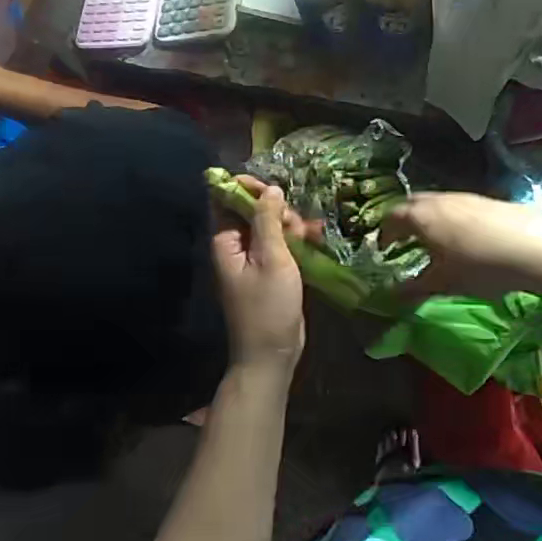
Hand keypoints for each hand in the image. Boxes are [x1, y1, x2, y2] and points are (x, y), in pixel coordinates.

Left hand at [212, 182, 304, 370]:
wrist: (271, 353)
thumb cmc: (267, 306)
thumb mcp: (271, 259)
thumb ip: (268, 221)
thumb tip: (269, 190)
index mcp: (225, 241)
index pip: (226, 199)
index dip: (247, 187)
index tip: (273, 188)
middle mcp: (235, 246)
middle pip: (252, 210)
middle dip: (276, 209)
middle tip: (295, 224)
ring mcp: (253, 259)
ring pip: (270, 227)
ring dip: (290, 225)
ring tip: (309, 235)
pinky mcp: (270, 271)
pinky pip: (280, 245)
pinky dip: (295, 241)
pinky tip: (315, 240)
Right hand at [383, 192, 541, 297]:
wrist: (540, 248)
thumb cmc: (482, 267)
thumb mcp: (445, 283)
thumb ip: (414, 288)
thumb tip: (392, 296)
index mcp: (420, 217)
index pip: (391, 218)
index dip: (384, 234)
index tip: (384, 250)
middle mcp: (438, 200)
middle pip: (410, 204)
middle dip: (402, 221)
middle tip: (401, 240)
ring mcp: (464, 197)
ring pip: (434, 203)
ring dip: (426, 218)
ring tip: (431, 240)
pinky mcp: (487, 200)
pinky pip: (455, 205)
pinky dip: (447, 218)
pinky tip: (461, 238)